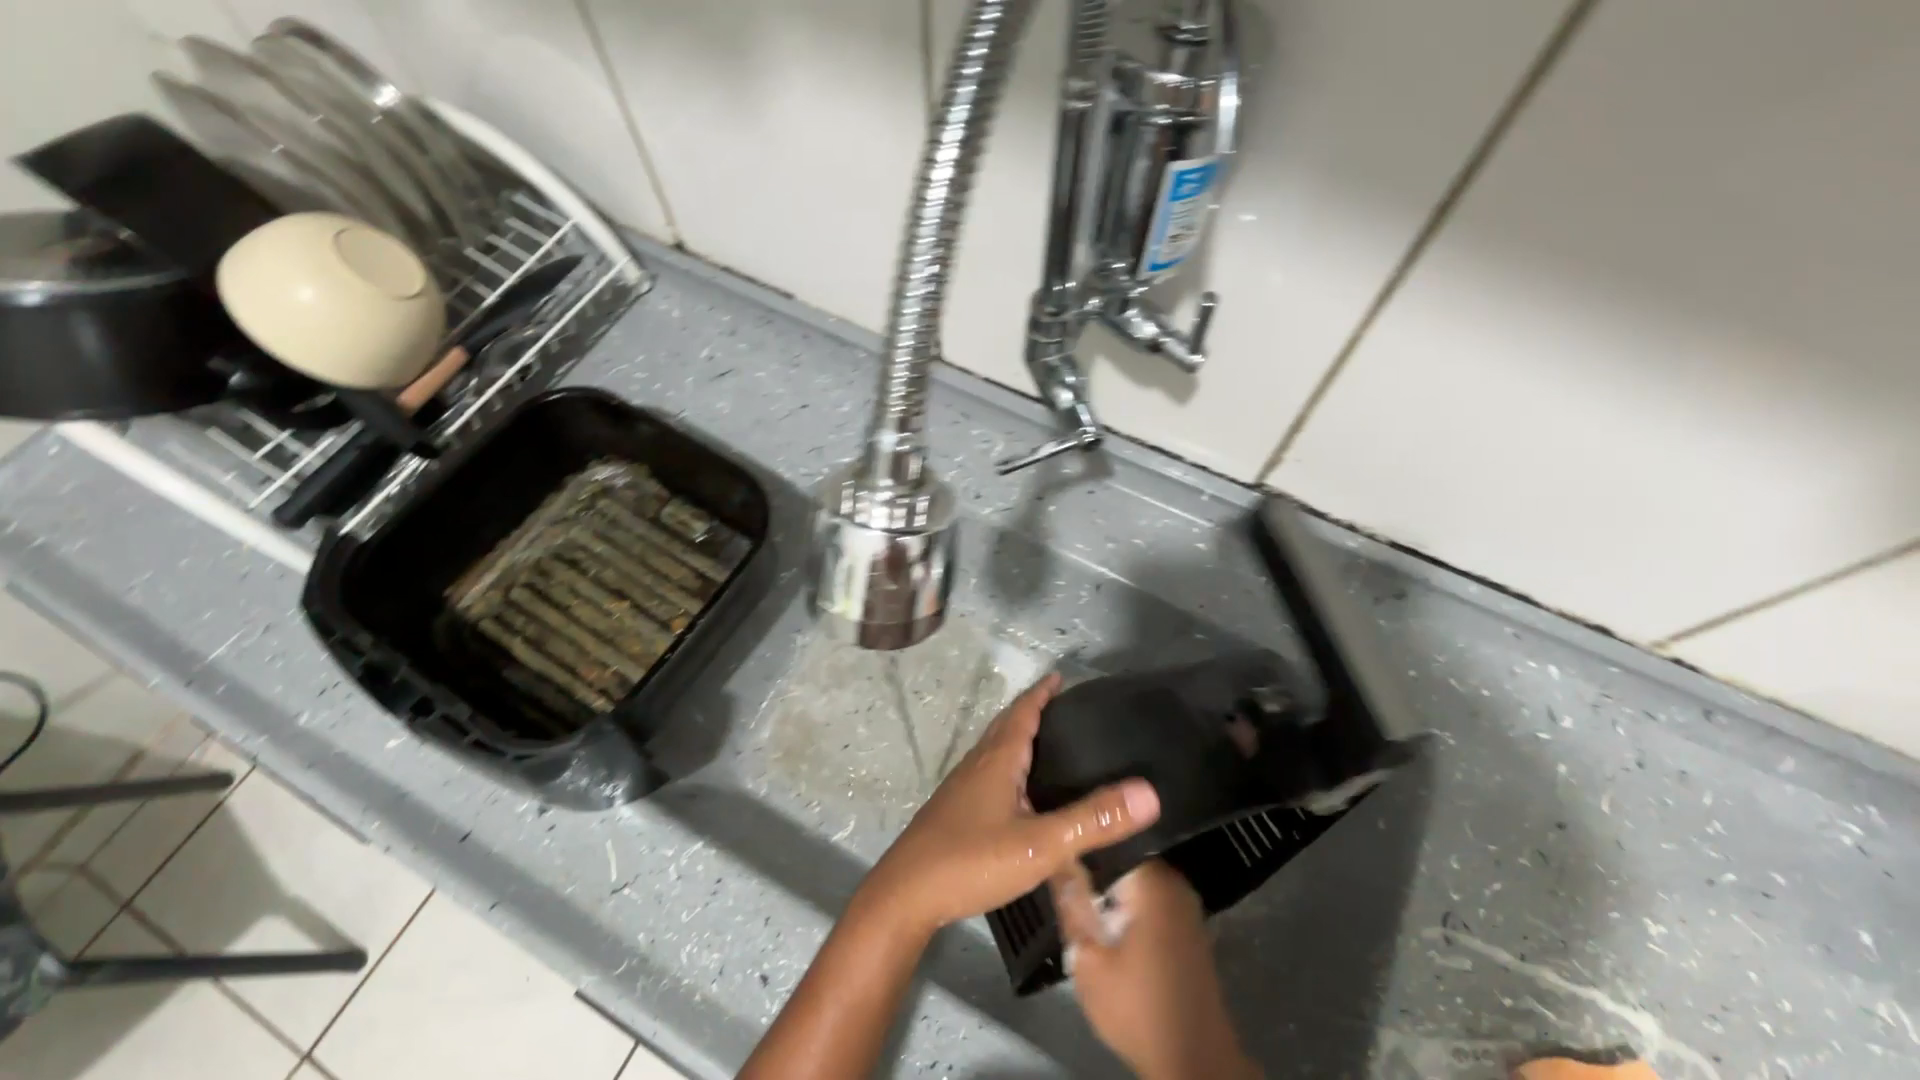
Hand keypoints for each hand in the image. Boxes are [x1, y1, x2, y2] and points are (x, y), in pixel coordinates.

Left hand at [860, 673, 1161, 937]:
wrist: (904, 897)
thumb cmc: (972, 862)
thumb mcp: (1040, 845)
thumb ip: (1092, 820)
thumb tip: (1148, 792)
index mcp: (997, 761)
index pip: (1022, 712)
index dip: (1042, 693)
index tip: (1062, 677)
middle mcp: (976, 766)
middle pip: (1006, 728)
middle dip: (1032, 712)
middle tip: (1063, 709)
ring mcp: (960, 791)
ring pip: (994, 753)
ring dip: (1018, 740)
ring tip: (1048, 747)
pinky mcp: (953, 815)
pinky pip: (988, 777)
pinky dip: (1008, 769)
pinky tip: (1019, 796)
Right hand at [1054, 860, 1260, 1079]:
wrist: (1194, 1060)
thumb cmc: (1137, 1008)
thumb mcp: (1087, 960)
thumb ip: (1071, 905)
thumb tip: (1058, 862)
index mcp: (1153, 881)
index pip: (1109, 839)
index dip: (1078, 843)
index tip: (1054, 850)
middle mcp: (1175, 883)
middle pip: (1122, 860)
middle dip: (1092, 870)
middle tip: (1059, 881)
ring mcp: (1185, 907)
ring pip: (1134, 884)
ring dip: (1108, 893)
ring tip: (1075, 901)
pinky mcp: (1187, 930)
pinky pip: (1148, 903)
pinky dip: (1127, 910)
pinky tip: (1105, 926)